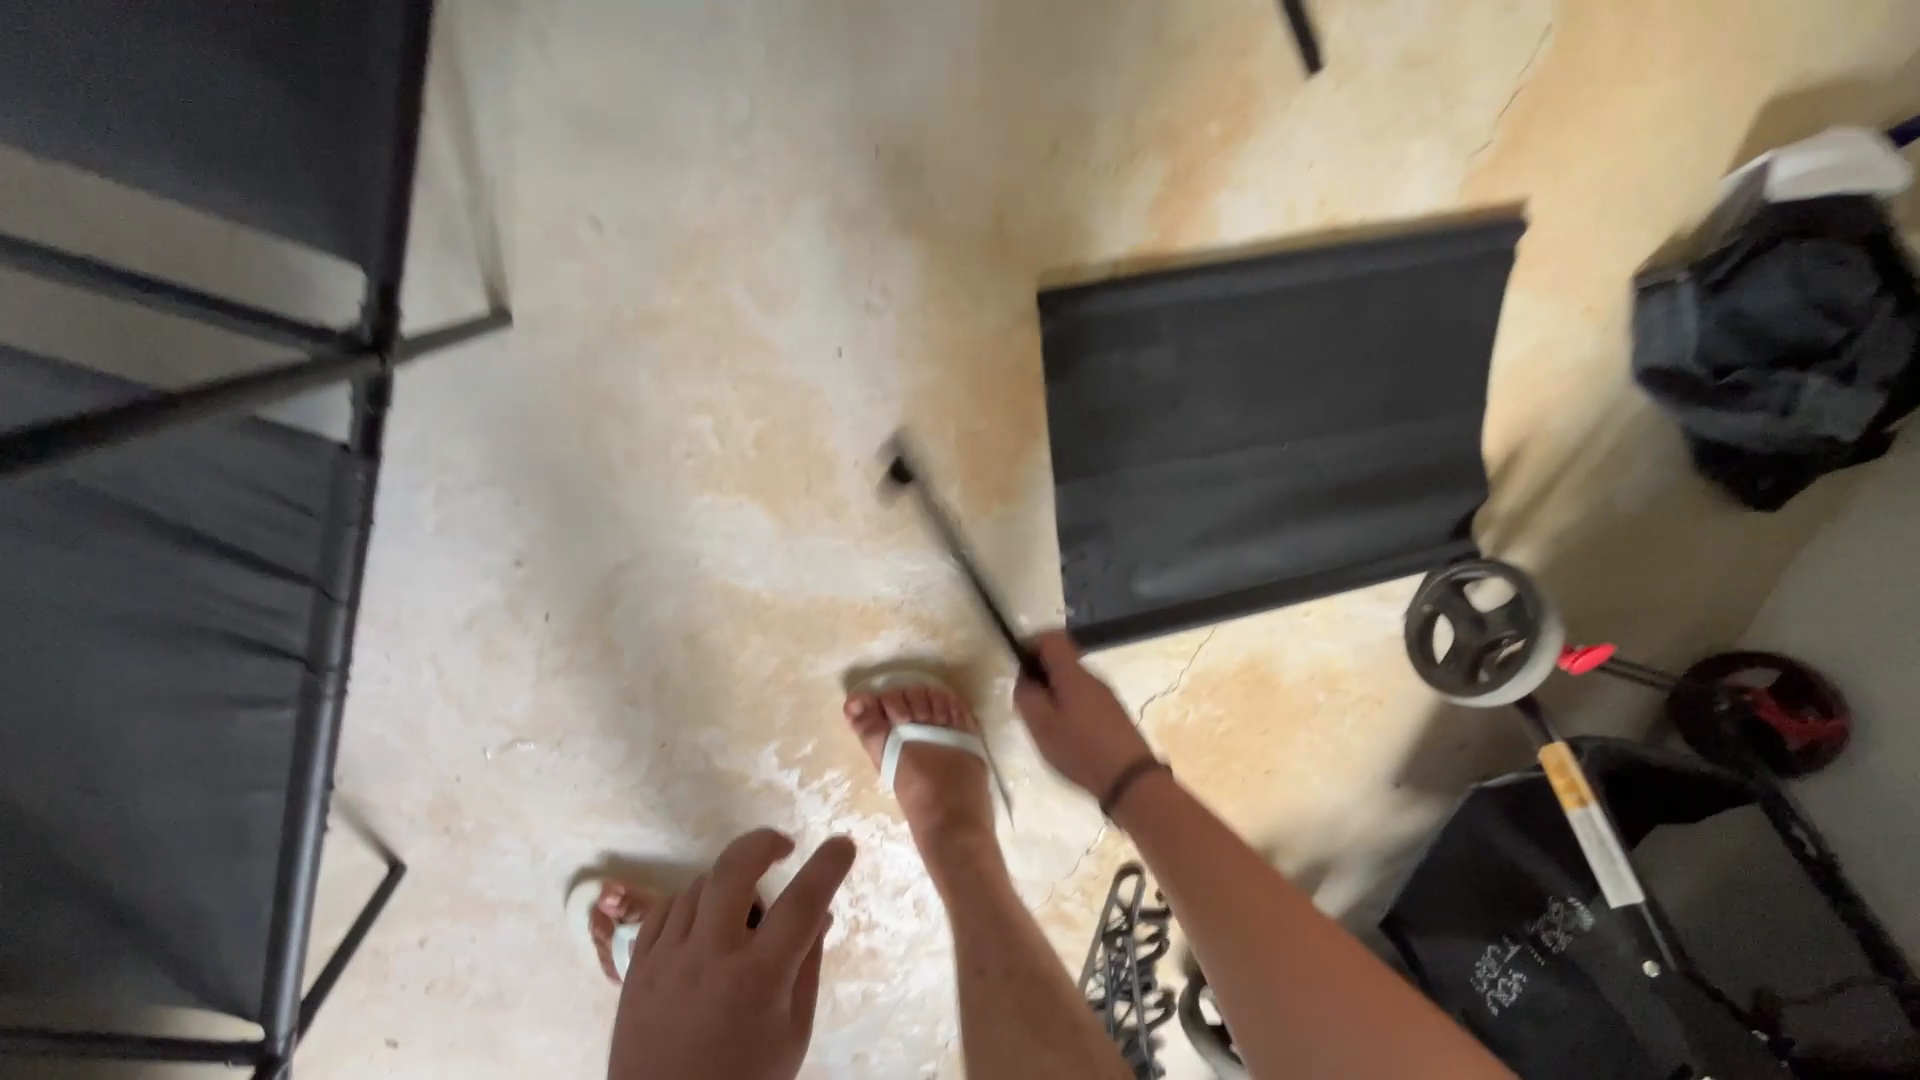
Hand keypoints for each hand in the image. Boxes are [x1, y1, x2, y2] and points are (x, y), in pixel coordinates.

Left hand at [609, 829, 856, 1079]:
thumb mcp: (792, 1034)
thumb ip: (807, 967)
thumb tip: (821, 914)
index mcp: (759, 978)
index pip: (803, 902)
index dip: (828, 865)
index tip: (843, 845)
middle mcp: (710, 956)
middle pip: (735, 868)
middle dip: (763, 842)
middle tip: (783, 846)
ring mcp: (667, 959)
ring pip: (699, 885)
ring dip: (728, 883)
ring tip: (742, 908)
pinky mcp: (636, 967)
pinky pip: (664, 908)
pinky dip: (690, 902)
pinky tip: (702, 921)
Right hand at [1013, 631, 1154, 797]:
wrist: (1130, 779)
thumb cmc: (1081, 750)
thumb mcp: (1042, 726)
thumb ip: (1027, 696)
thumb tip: (1023, 677)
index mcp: (1073, 674)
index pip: (1051, 638)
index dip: (1029, 644)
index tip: (1016, 666)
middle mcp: (1092, 677)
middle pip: (1061, 659)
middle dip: (1039, 673)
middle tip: (1025, 700)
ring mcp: (1105, 695)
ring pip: (1071, 680)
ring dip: (1052, 691)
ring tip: (1042, 721)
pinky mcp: (1112, 712)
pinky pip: (1083, 696)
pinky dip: (1067, 704)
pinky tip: (1064, 732)